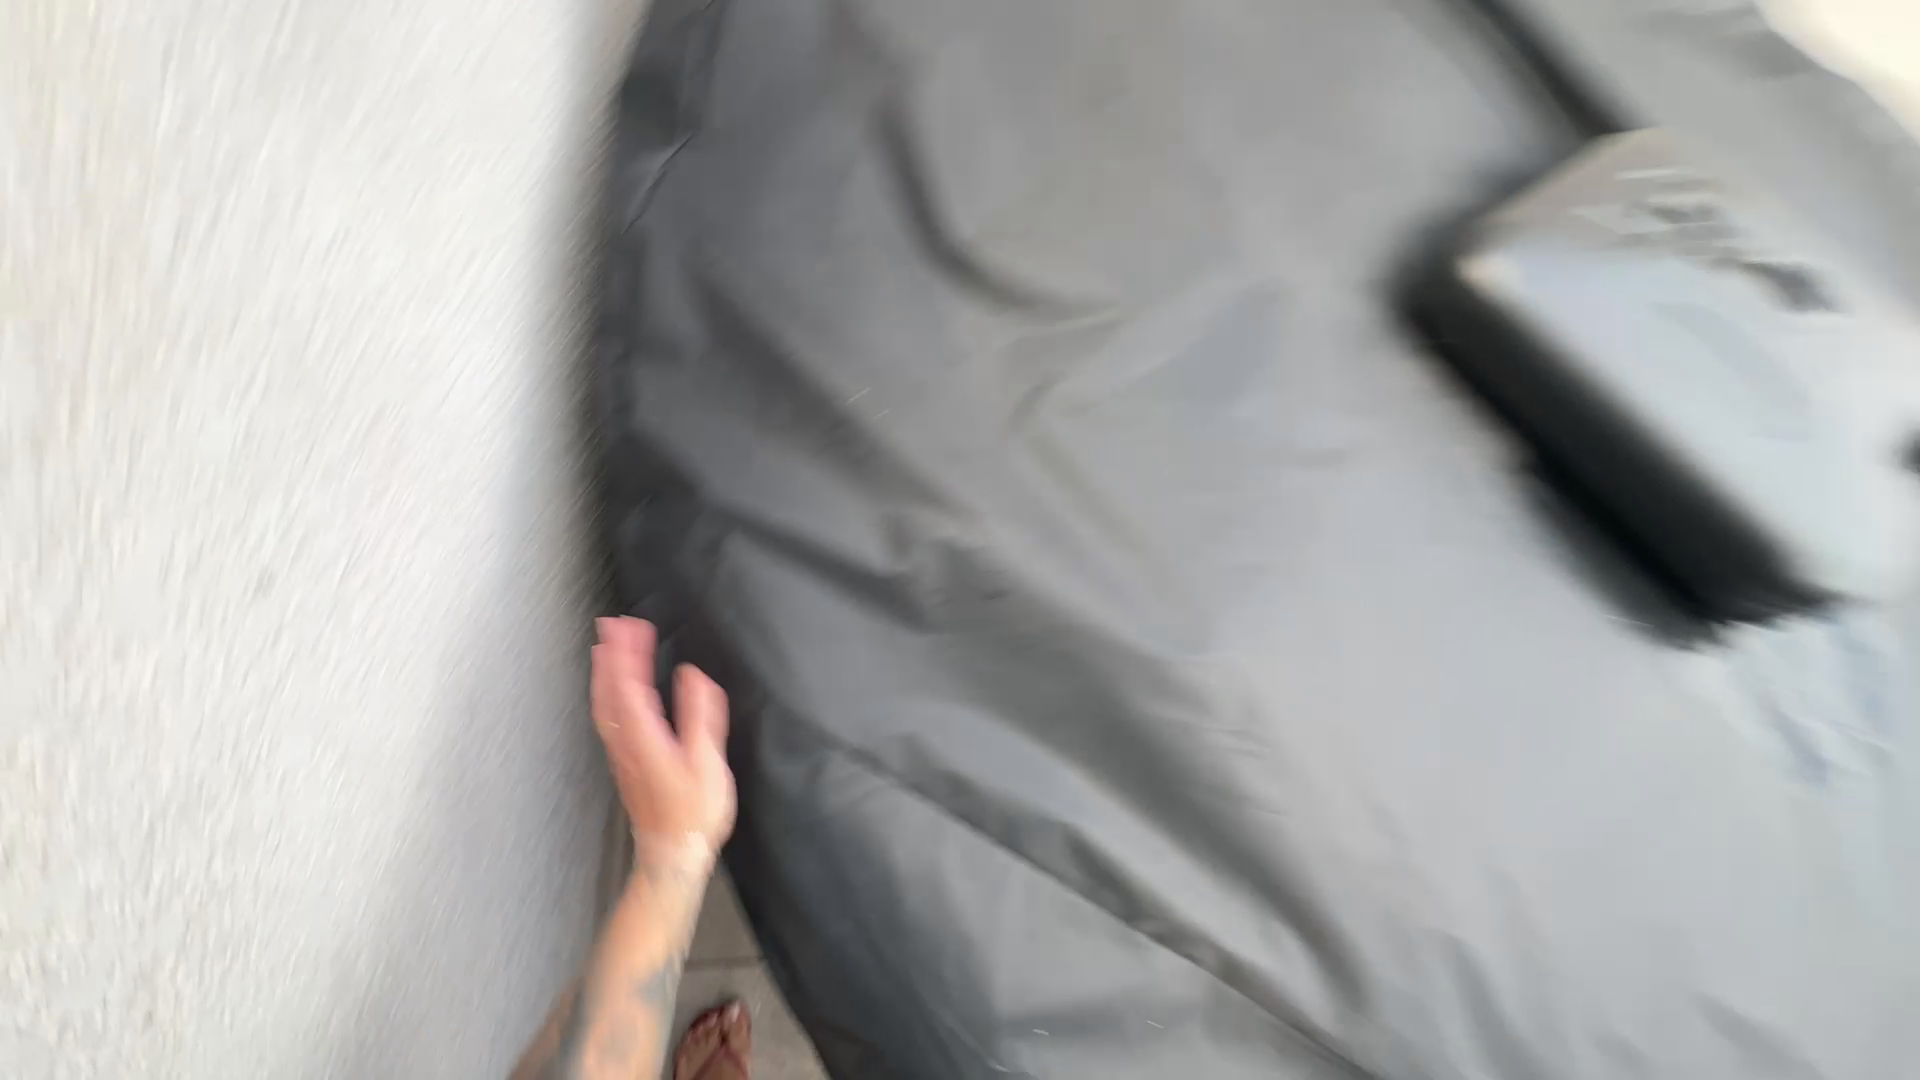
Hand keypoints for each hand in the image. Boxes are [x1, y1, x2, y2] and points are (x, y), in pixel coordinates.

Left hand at [591, 617, 735, 870]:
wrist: (673, 852)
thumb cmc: (693, 811)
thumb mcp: (707, 760)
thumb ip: (700, 715)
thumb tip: (693, 677)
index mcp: (644, 736)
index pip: (629, 684)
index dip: (628, 653)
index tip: (631, 625)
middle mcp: (626, 742)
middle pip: (610, 689)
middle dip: (611, 654)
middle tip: (613, 624)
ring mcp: (621, 752)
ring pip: (605, 703)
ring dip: (605, 671)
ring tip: (607, 646)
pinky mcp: (625, 761)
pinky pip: (607, 717)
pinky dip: (606, 693)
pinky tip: (612, 689)